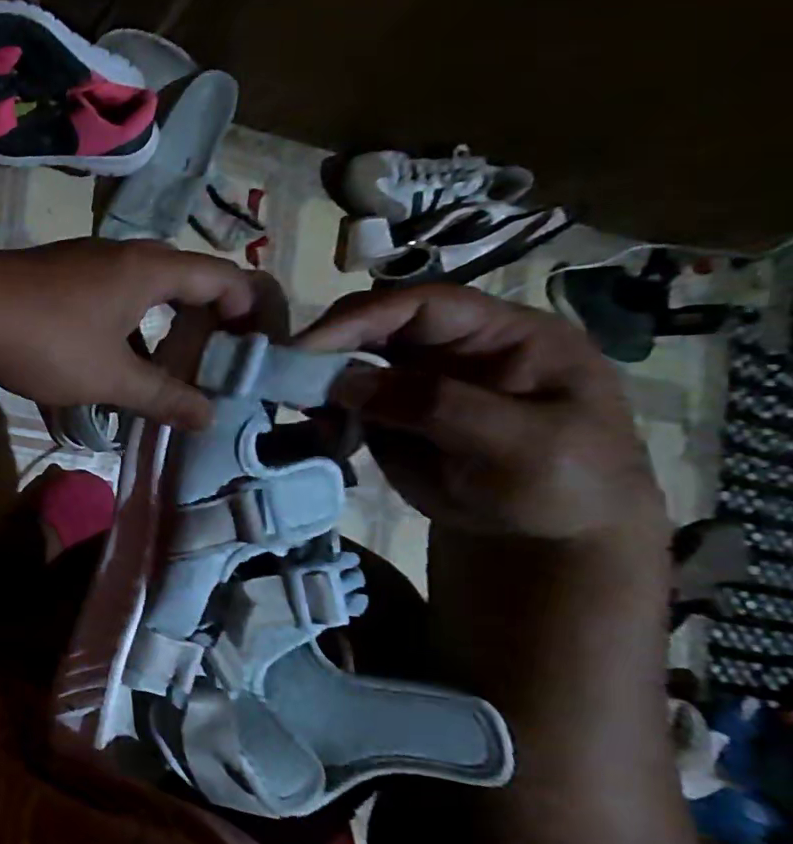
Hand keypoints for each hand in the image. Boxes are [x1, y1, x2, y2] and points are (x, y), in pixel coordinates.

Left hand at [0, 239, 264, 429]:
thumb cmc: (47, 340)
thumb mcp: (110, 377)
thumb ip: (162, 396)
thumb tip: (209, 416)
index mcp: (151, 269)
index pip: (223, 278)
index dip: (248, 311)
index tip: (254, 349)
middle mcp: (120, 255)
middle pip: (181, 281)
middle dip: (200, 322)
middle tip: (207, 364)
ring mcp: (80, 261)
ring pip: (135, 291)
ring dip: (151, 329)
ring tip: (155, 373)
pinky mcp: (50, 276)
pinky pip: (100, 296)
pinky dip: (115, 326)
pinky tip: (99, 363)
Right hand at [296, 284, 664, 543]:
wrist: (545, 539)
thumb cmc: (562, 485)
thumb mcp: (520, 443)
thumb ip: (437, 405)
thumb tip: (343, 381)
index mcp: (504, 334)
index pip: (424, 304)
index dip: (363, 317)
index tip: (306, 346)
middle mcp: (453, 346)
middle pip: (376, 324)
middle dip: (328, 344)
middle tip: (281, 373)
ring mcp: (416, 380)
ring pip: (349, 359)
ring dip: (316, 379)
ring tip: (294, 406)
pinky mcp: (385, 412)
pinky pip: (340, 399)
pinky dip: (319, 410)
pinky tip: (318, 430)